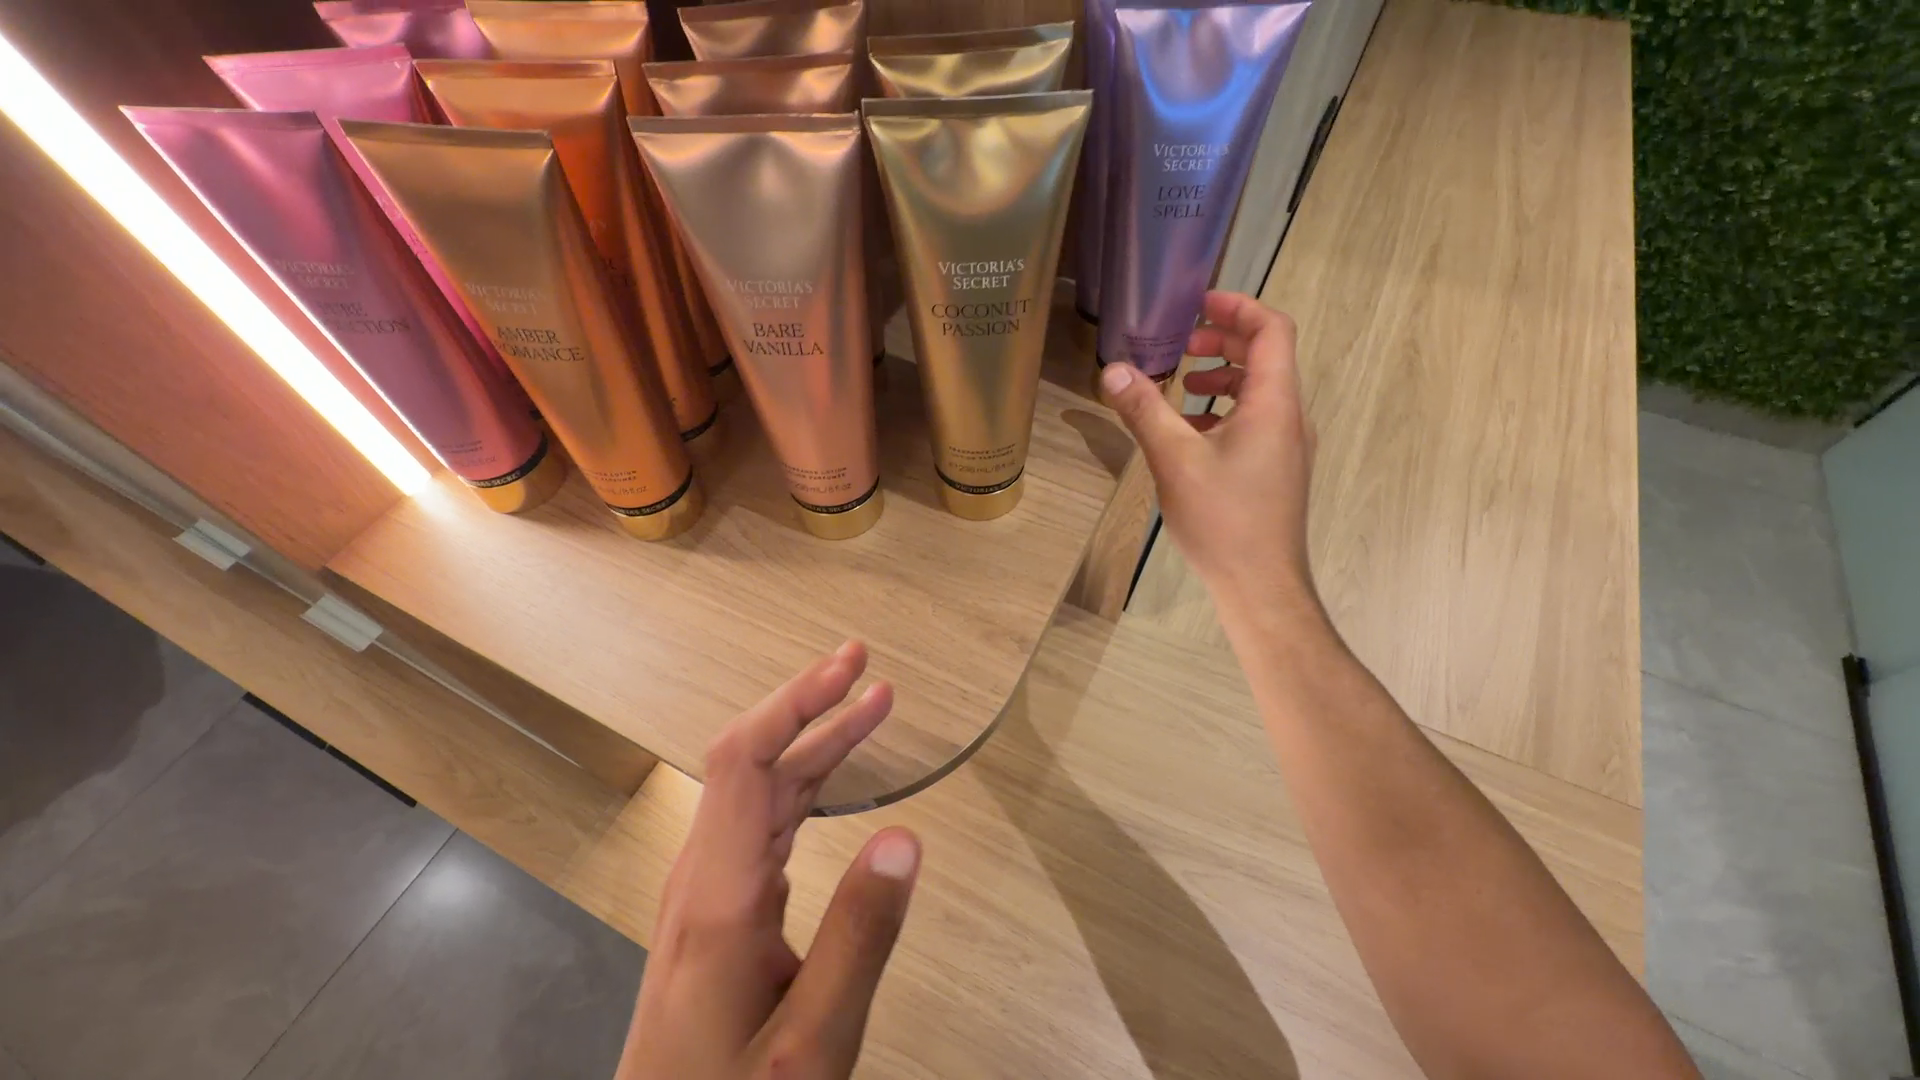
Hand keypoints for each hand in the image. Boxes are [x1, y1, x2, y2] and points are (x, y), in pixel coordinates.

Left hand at [617, 641, 920, 1079]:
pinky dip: (804, 788)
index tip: (852, 666)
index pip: (748, 760)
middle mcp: (704, 879)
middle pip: (753, 762)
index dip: (798, 701)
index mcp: (720, 895)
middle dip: (811, 706)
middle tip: (868, 671)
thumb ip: (859, 937)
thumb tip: (905, 835)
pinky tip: (832, 786)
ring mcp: (706, 896)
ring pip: (758, 793)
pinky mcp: (717, 914)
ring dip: (813, 745)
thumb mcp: (814, 1039)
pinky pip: (761, 826)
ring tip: (868, 713)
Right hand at [1099, 291, 1318, 624]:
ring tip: (1181, 386)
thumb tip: (1113, 369)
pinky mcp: (1277, 470)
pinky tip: (1190, 434)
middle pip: (1266, 357)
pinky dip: (1224, 411)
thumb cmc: (1223, 519)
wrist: (1261, 585)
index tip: (1198, 305)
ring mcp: (1286, 446)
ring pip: (1260, 392)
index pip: (1272, 330)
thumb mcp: (1174, 460)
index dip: (1237, 307)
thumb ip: (1145, 409)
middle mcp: (1289, 417)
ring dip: (1222, 378)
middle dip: (1224, 341)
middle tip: (1183, 343)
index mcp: (1274, 403)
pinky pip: (1256, 422)